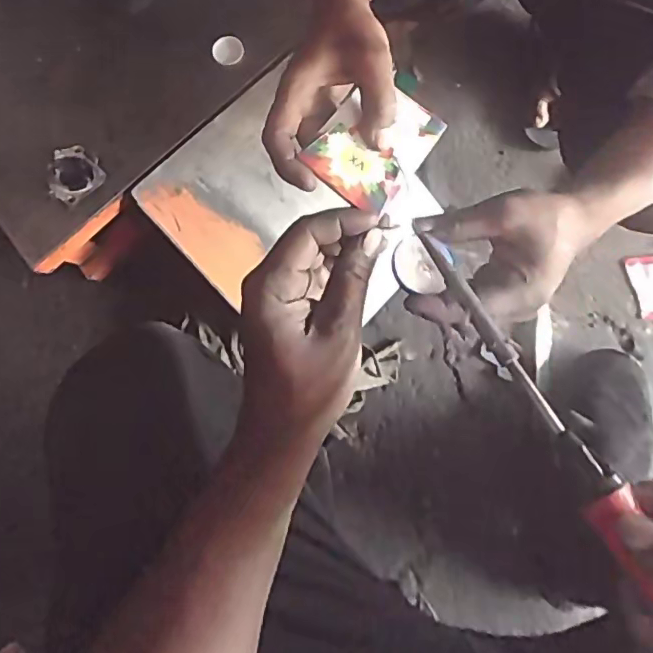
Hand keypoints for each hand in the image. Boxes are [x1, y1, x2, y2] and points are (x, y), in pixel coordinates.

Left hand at [239, 208, 387, 445]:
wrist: (281, 432)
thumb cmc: (310, 390)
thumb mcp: (340, 331)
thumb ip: (354, 280)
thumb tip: (373, 236)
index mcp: (270, 285)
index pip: (307, 232)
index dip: (345, 220)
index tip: (381, 220)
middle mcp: (265, 279)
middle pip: (306, 237)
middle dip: (346, 230)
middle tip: (387, 230)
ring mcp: (272, 290)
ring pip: (309, 251)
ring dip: (343, 246)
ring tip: (380, 244)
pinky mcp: (282, 301)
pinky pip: (310, 271)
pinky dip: (336, 265)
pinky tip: (361, 266)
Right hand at [263, 0, 397, 190]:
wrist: (346, 1)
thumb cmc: (352, 27)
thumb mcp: (372, 63)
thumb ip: (378, 103)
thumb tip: (379, 144)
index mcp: (296, 92)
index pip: (276, 136)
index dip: (286, 164)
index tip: (309, 183)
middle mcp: (299, 101)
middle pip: (297, 145)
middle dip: (320, 167)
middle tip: (348, 183)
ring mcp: (314, 101)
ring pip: (318, 138)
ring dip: (337, 154)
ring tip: (363, 170)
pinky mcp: (329, 98)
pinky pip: (335, 125)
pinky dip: (350, 137)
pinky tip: (373, 143)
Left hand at [409, 190, 596, 328]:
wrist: (574, 218)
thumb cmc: (545, 215)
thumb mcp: (503, 212)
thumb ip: (461, 224)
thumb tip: (419, 228)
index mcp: (523, 293)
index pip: (475, 310)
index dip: (442, 308)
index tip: (412, 300)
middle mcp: (517, 307)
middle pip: (470, 315)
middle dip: (437, 306)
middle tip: (405, 291)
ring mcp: (511, 302)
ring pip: (469, 309)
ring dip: (442, 300)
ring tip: (412, 287)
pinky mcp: (504, 292)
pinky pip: (473, 297)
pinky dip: (452, 290)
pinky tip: (430, 281)